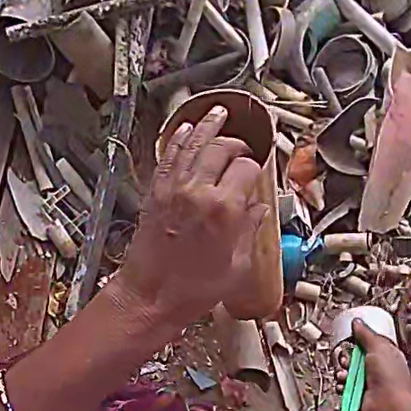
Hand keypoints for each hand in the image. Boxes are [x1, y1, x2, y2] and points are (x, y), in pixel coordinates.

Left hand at [107, 105, 269, 332]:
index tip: (258, 174)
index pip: (247, 169)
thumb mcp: (237, 265)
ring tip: (218, 113)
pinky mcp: (156, 193)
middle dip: (237, 144)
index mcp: (224, 210)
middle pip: (222, 149)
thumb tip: (259, 211)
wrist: (150, 297)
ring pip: (193, 144)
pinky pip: (169, 157)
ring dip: (207, 126)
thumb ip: (250, 231)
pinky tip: (186, 130)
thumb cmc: (191, 290)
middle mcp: (198, 192)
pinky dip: (178, 139)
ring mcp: (173, 190)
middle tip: (244, 148)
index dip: (256, 168)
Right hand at [351, 321, 410, 410]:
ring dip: (342, 373)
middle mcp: (379, 370)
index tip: (351, 340)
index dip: (360, 343)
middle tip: (346, 360)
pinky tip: (344, 385)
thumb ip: (366, 334)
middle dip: (347, 358)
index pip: (370, 345)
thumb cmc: (387, 376)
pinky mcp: (359, 396)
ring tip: (344, 375)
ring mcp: (369, 384)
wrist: (385, 405)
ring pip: (348, 373)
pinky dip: (342, 386)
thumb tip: (357, 322)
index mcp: (388, 356)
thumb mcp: (378, 347)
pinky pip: (344, 387)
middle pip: (355, 358)